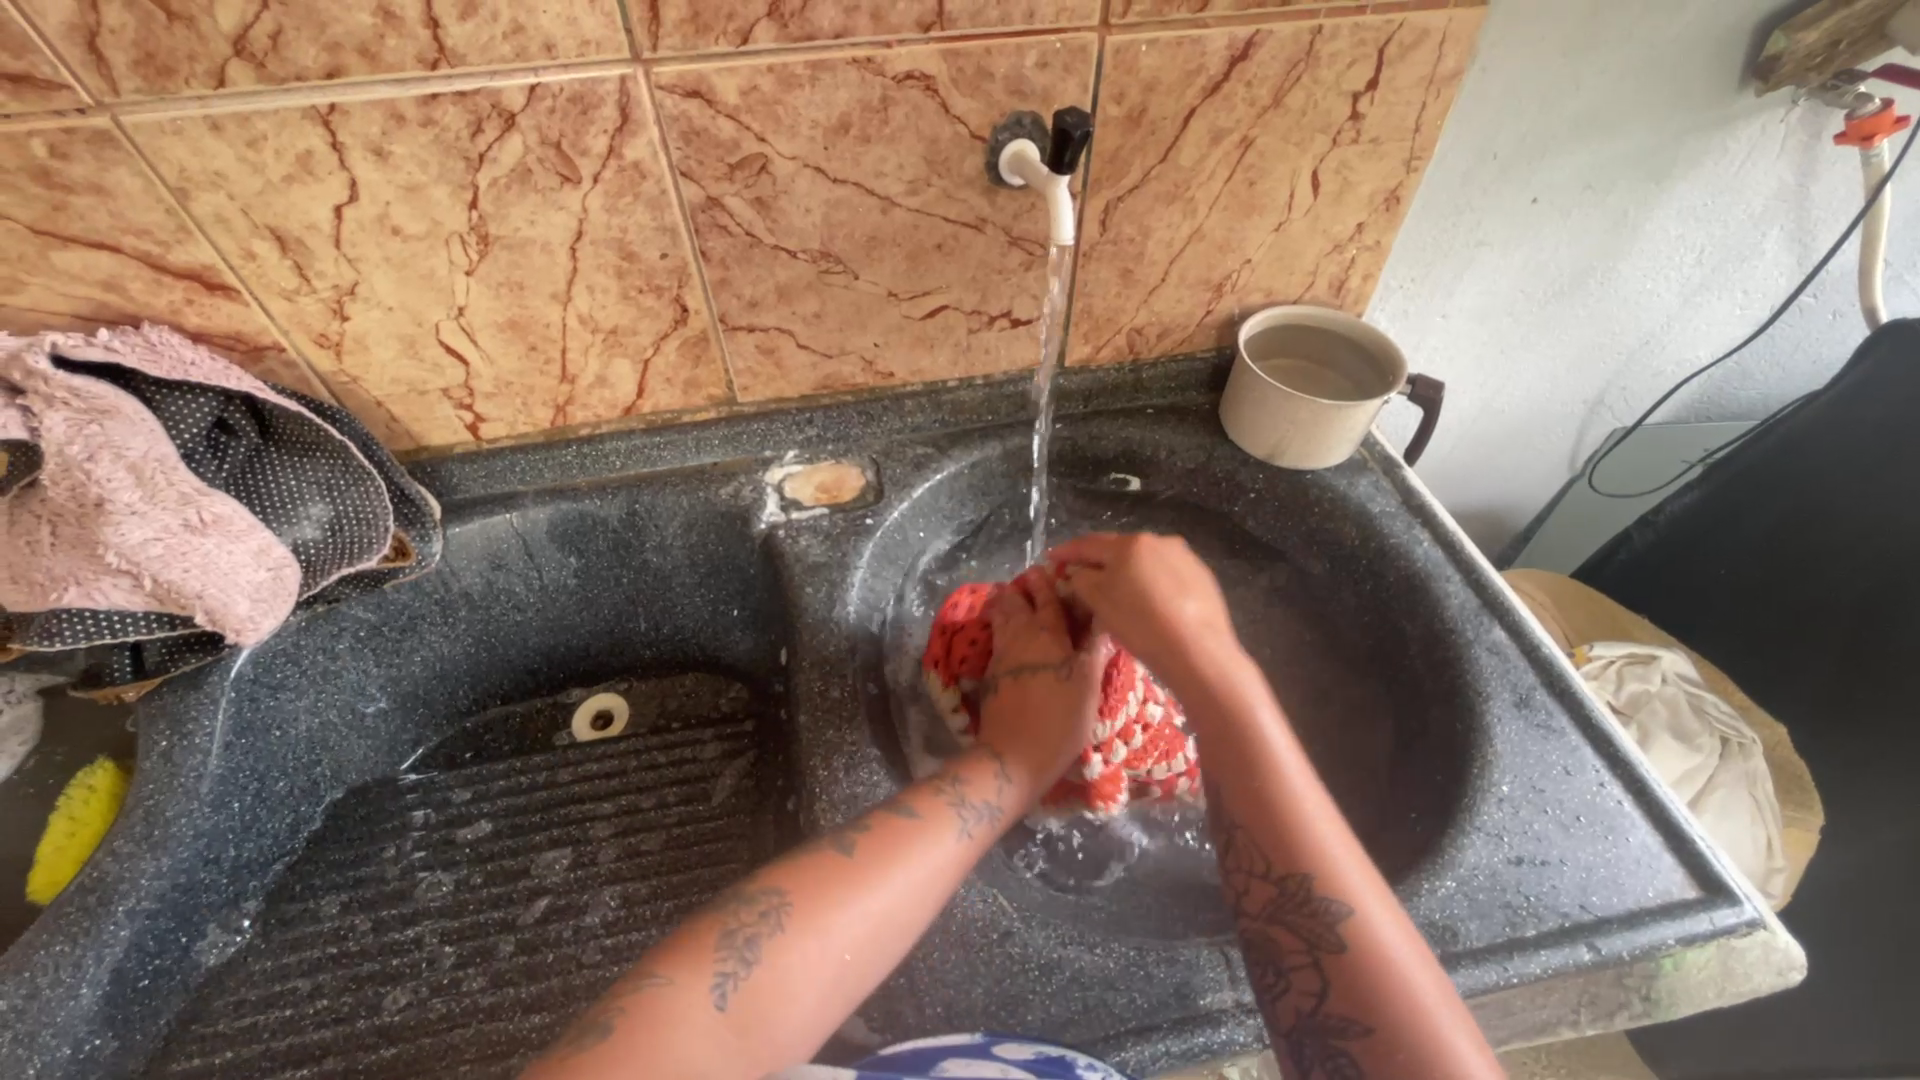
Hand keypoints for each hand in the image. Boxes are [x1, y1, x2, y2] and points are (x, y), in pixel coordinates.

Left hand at [976, 567, 1110, 789]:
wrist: (1014, 754)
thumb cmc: (1061, 718)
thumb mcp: (1089, 683)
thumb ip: (1095, 648)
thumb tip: (1105, 619)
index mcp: (1048, 632)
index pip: (1048, 597)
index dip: (1050, 581)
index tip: (1053, 567)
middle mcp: (1020, 634)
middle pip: (1016, 600)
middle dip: (1024, 587)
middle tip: (1033, 580)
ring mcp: (1001, 652)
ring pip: (1001, 616)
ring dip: (1009, 603)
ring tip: (1016, 598)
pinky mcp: (991, 671)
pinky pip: (996, 635)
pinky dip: (1002, 624)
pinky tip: (1010, 631)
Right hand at [1049, 532, 1241, 692]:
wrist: (1198, 651)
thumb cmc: (1140, 624)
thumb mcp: (1098, 601)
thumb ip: (1081, 579)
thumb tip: (1077, 571)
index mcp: (1129, 543)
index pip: (1088, 544)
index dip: (1066, 551)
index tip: (1051, 558)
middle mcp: (1158, 541)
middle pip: (1119, 549)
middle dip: (1098, 562)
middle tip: (1082, 577)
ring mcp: (1184, 557)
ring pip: (1144, 562)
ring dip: (1126, 573)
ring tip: (1117, 593)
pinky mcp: (1202, 576)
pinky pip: (1166, 575)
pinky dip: (1150, 584)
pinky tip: (1149, 605)